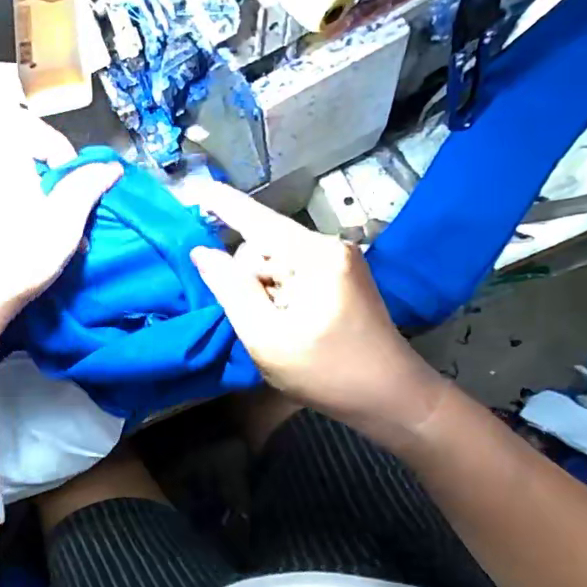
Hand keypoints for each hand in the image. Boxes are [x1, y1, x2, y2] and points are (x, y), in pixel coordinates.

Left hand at [0, 62, 120, 361]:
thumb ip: (87, 187)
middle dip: (43, 150)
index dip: (29, 91)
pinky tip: (25, 226)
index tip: (58, 145)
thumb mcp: (63, 222)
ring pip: (0, 152)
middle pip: (9, 123)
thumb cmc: (13, 256)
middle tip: (63, 192)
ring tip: (48, 215)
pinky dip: (11, 188)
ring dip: (30, 173)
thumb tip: (109, 167)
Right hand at [189, 181, 450, 446]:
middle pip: (265, 247)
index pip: (257, 220)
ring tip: (275, 334)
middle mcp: (330, 247)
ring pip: (278, 264)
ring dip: (263, 293)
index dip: (222, 204)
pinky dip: (280, 296)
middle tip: (254, 326)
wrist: (392, 398)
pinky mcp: (344, 279)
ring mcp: (340, 262)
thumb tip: (201, 252)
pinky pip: (295, 275)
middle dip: (246, 279)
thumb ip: (231, 291)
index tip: (193, 188)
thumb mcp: (267, 337)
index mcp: (314, 255)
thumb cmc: (328, 372)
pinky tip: (286, 327)